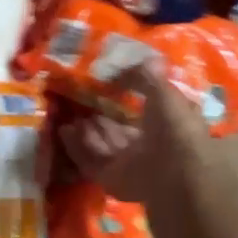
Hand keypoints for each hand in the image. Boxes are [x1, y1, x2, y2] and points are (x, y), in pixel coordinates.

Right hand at [58, 61, 211, 204]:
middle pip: (119, 131)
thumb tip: (144, 58)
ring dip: (86, 132)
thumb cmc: (175, 128)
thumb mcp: (164, 93)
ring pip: (103, 146)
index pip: (145, 114)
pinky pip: (89, 161)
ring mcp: (129, 166)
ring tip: (69, 115)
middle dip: (101, 118)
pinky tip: (63, 130)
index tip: (108, 87)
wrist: (173, 172)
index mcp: (167, 128)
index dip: (127, 101)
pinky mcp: (110, 179)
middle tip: (80, 102)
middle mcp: (148, 148)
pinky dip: (76, 146)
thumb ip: (148, 78)